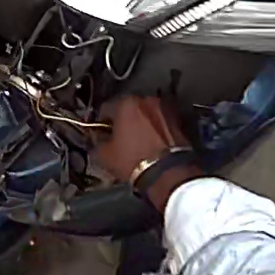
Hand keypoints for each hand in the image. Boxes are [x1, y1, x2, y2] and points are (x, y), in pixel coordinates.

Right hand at [94, 96, 200, 210]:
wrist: (169, 174)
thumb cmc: (133, 160)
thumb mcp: (105, 155)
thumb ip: (96, 141)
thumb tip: (96, 137)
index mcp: (126, 102)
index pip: (105, 108)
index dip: (101, 123)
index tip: (101, 134)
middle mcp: (146, 99)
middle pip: (128, 107)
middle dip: (122, 119)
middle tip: (119, 136)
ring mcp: (164, 108)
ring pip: (146, 113)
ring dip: (140, 122)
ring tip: (137, 139)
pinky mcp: (178, 119)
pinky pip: (160, 120)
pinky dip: (154, 127)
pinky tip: (151, 141)